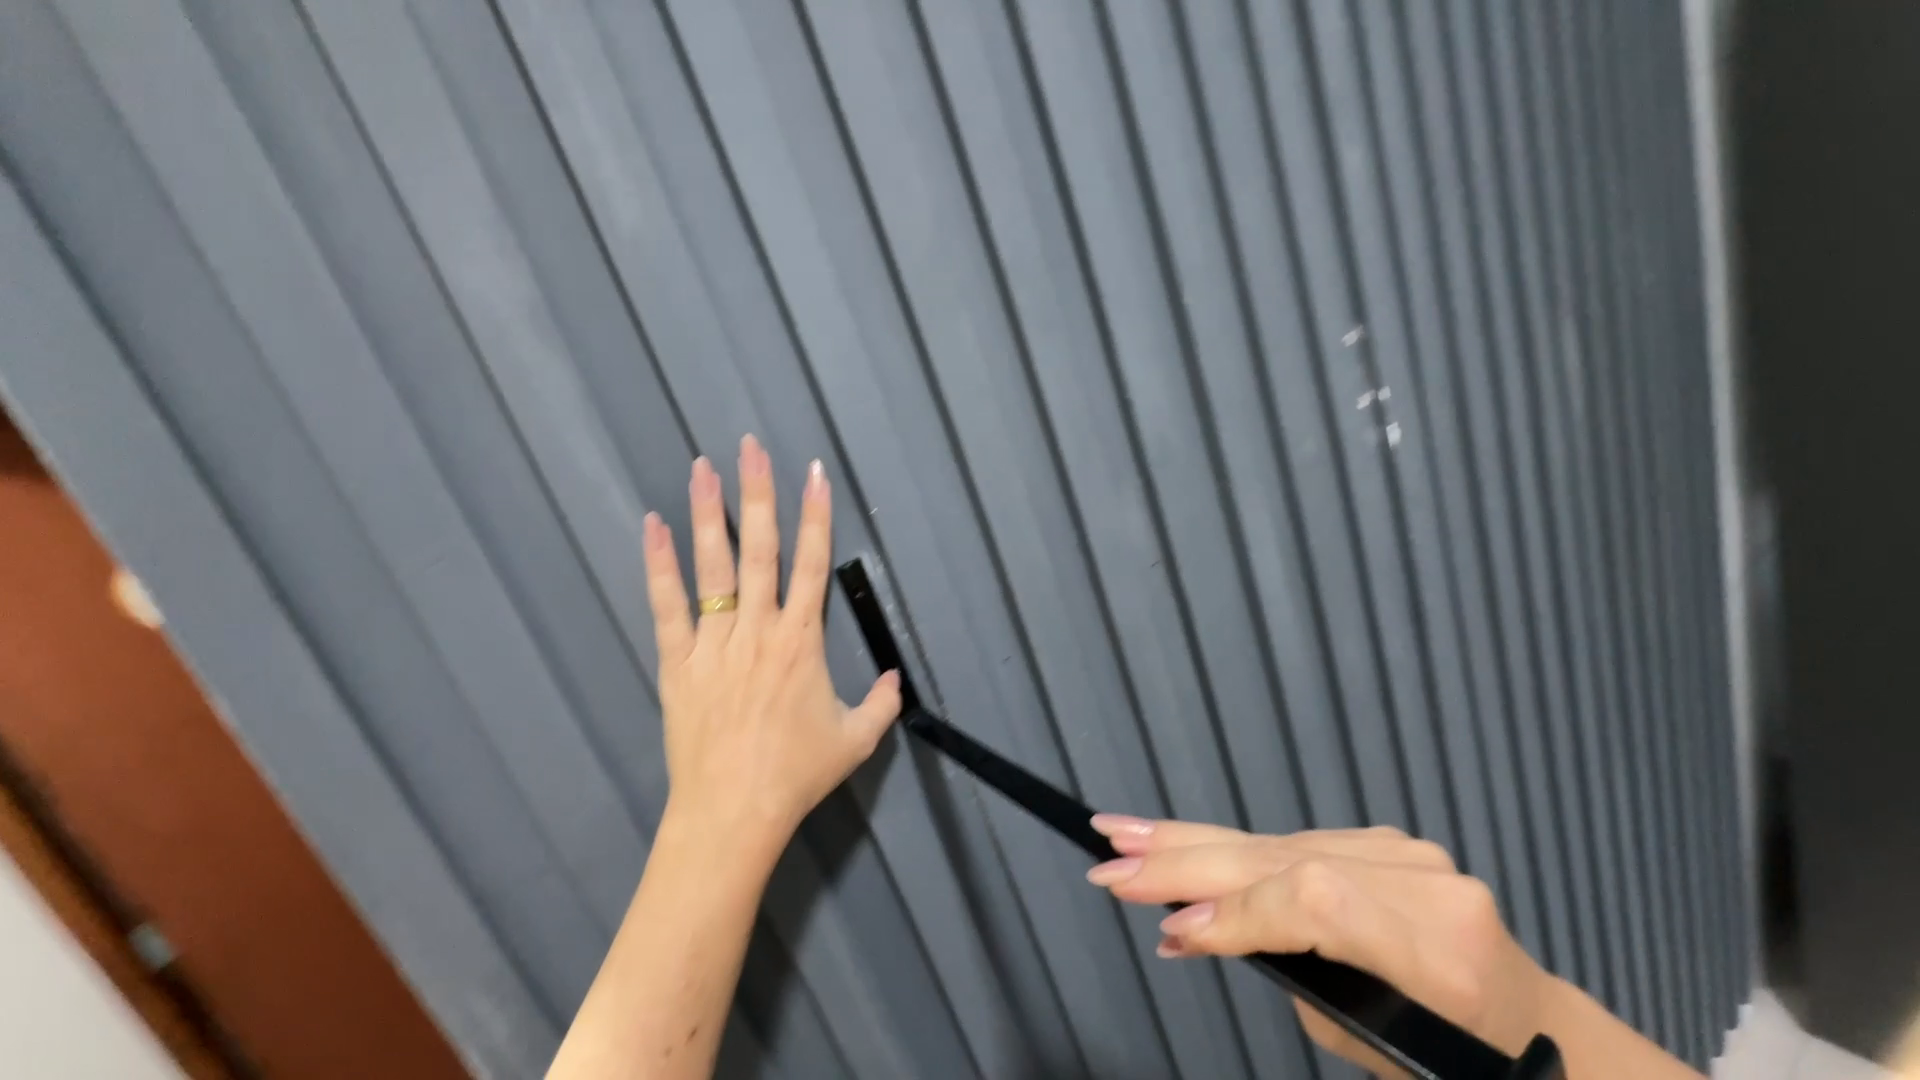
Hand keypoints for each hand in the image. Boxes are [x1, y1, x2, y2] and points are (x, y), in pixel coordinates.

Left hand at [642, 435, 901, 846]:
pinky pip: (667, 606)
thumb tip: (897, 679)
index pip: (811, 564)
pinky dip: (660, 565)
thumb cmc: (796, 774)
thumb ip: (882, 705)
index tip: (814, 474)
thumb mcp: (855, 741)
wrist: (734, 811)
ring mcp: (715, 643)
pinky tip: (653, 527)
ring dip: (707, 514)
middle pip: (760, 550)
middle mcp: (759, 629)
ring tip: (701, 468)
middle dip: (758, 494)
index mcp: (802, 641)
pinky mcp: (678, 662)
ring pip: (713, 568)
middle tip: (750, 448)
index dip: (815, 516)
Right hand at [1086, 816, 1554, 1075]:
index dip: (1233, 910)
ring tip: (1124, 837)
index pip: (1310, 903)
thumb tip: (1199, 918)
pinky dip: (1229, 848)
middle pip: (1279, 858)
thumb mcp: (1365, 1042)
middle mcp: (1423, 887)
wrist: (1531, 1024)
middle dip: (1185, 862)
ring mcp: (1406, 854)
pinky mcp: (1385, 842)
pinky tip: (1179, 842)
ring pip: (1273, 842)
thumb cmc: (1454, 1062)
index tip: (1168, 929)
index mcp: (1434, 955)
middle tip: (1110, 862)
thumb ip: (1290, 971)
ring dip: (1190, 841)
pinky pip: (1290, 844)